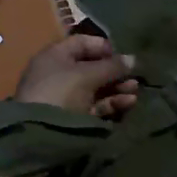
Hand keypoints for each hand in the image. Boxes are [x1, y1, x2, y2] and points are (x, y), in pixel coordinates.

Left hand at [13, 35, 138, 117]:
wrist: (41, 133)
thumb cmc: (61, 93)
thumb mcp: (88, 75)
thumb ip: (112, 66)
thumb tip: (133, 59)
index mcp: (55, 56)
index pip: (81, 43)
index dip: (102, 46)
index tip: (121, 54)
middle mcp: (59, 74)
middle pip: (91, 68)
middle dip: (114, 72)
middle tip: (134, 76)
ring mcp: (66, 97)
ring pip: (96, 89)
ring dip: (117, 88)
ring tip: (134, 90)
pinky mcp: (73, 117)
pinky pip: (95, 106)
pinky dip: (111, 103)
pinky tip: (128, 103)